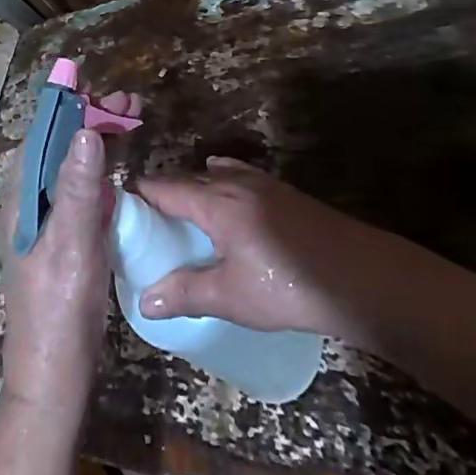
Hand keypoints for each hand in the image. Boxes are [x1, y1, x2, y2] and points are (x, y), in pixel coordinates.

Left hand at [0, 91, 135, 414]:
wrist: (55, 371)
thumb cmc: (59, 308)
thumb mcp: (71, 245)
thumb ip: (79, 189)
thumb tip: (87, 131)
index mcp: (23, 201)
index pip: (42, 138)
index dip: (66, 107)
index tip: (91, 81)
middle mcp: (31, 205)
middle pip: (60, 147)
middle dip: (89, 118)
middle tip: (128, 101)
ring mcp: (49, 222)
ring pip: (73, 166)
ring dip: (98, 139)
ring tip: (131, 117)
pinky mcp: (67, 238)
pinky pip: (84, 190)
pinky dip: (103, 168)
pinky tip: (120, 164)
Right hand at [133, 156, 415, 345]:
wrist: (357, 275)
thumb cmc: (286, 285)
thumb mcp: (230, 296)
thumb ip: (186, 293)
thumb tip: (145, 299)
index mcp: (218, 202)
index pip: (168, 187)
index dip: (142, 193)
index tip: (119, 205)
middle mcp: (237, 183)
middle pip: (191, 178)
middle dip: (167, 191)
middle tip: (145, 217)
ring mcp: (264, 184)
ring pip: (218, 175)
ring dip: (197, 186)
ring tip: (182, 209)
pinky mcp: (285, 194)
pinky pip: (241, 177)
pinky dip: (224, 181)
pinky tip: (228, 198)